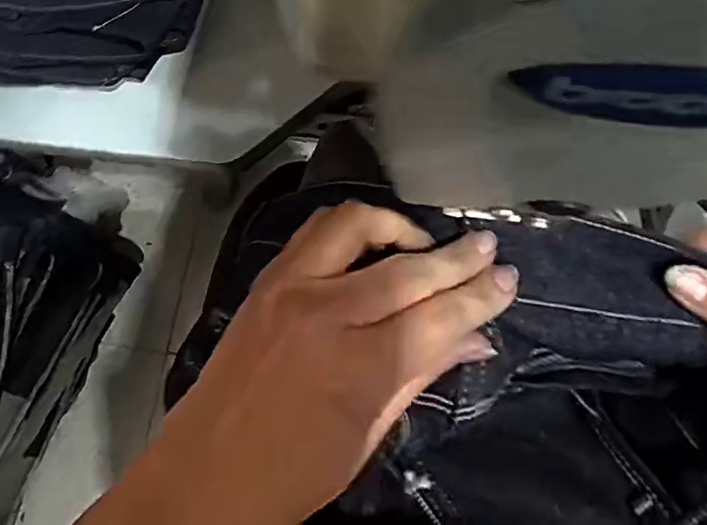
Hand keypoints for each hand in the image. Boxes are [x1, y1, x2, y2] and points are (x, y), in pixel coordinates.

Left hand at [82, 202, 517, 524]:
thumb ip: (422, 374)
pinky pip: (319, 229)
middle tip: (488, 247)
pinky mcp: (268, 276)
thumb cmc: (291, 474)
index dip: (478, 297)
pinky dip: (355, 226)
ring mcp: (290, 286)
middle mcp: (323, 313)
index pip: (434, 318)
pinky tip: (374, 241)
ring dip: (400, 226)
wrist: (198, 482)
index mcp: (353, 368)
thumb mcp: (366, 437)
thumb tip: (477, 341)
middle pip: (406, 270)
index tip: (507, 279)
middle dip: (456, 258)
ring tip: (425, 244)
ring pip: (357, 225)